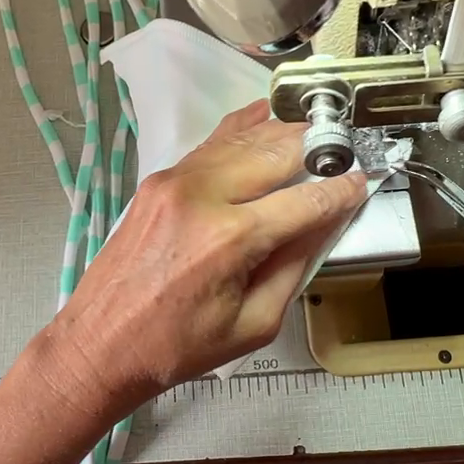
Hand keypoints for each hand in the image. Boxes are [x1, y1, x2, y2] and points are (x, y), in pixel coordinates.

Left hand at [35, 100, 367, 413]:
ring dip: (282, 132)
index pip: (305, 200)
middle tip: (344, 147)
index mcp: (230, 239)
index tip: (363, 179)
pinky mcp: (158, 180)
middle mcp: (202, 196)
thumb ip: (294, 268)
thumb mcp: (253, 324)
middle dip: (316, 147)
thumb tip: (324, 225)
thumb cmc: (175, 347)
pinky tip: (264, 117)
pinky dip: (242, 129)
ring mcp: (174, 181)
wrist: (100, 342)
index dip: (341, 190)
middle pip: (276, 152)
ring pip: (243, 139)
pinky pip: (211, 144)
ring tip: (314, 130)